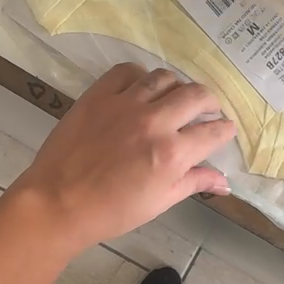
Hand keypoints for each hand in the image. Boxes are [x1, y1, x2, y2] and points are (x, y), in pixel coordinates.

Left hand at [9, 64, 235, 251]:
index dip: (224, 131)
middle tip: (207, 110)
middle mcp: (154, 122)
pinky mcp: (99, 95)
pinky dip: (141, 76)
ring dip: (177, 87)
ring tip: (175, 98)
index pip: (212, 132)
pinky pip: (128, 71)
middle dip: (209, 102)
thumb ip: (193, 183)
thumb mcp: (159, 202)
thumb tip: (224, 182)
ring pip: (165, 78)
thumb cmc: (112, 212)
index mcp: (172, 154)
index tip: (224, 131)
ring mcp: (126, 103)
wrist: (59, 203)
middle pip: (196, 96)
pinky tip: (141, 89)